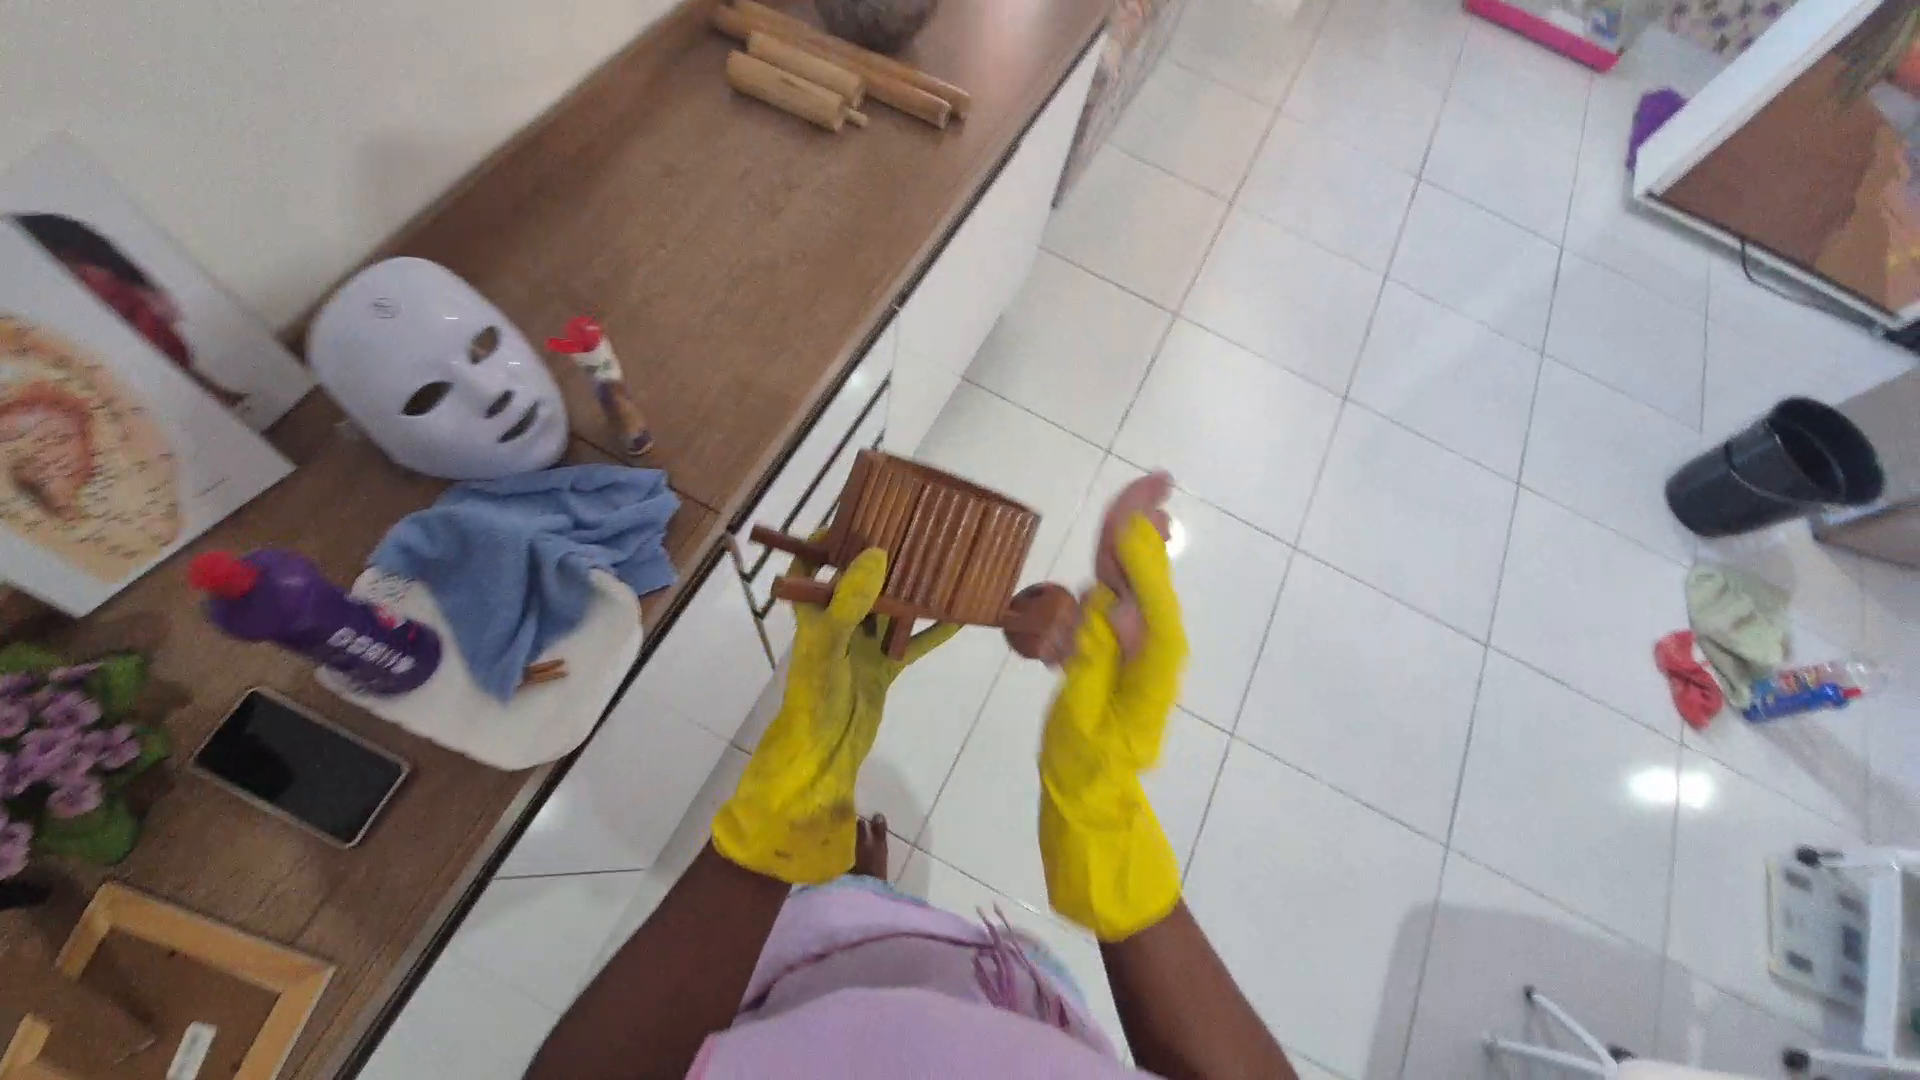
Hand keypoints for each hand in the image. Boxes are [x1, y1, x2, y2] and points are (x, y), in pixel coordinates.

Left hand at [711, 548, 956, 884]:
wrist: (826, 754)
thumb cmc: (815, 696)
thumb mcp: (827, 646)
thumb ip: (849, 602)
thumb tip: (877, 554)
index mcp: (814, 613)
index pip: (809, 566)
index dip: (823, 541)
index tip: (853, 519)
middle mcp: (838, 623)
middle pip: (859, 581)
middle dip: (882, 558)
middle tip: (912, 532)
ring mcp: (863, 645)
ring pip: (891, 608)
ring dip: (913, 590)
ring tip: (940, 563)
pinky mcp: (885, 666)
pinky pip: (913, 641)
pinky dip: (934, 629)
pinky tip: (959, 613)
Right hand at [1039, 513, 1187, 940]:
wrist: (1092, 806)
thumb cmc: (1084, 765)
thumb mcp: (1081, 713)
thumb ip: (1094, 656)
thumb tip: (1113, 603)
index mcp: (1145, 661)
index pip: (1147, 592)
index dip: (1144, 546)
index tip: (1146, 502)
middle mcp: (1148, 649)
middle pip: (1146, 580)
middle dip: (1144, 530)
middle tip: (1156, 482)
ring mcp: (1136, 652)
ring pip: (1134, 587)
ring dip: (1133, 543)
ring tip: (1145, 497)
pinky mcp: (1120, 657)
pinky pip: (1119, 605)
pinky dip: (1117, 573)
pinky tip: (1121, 548)